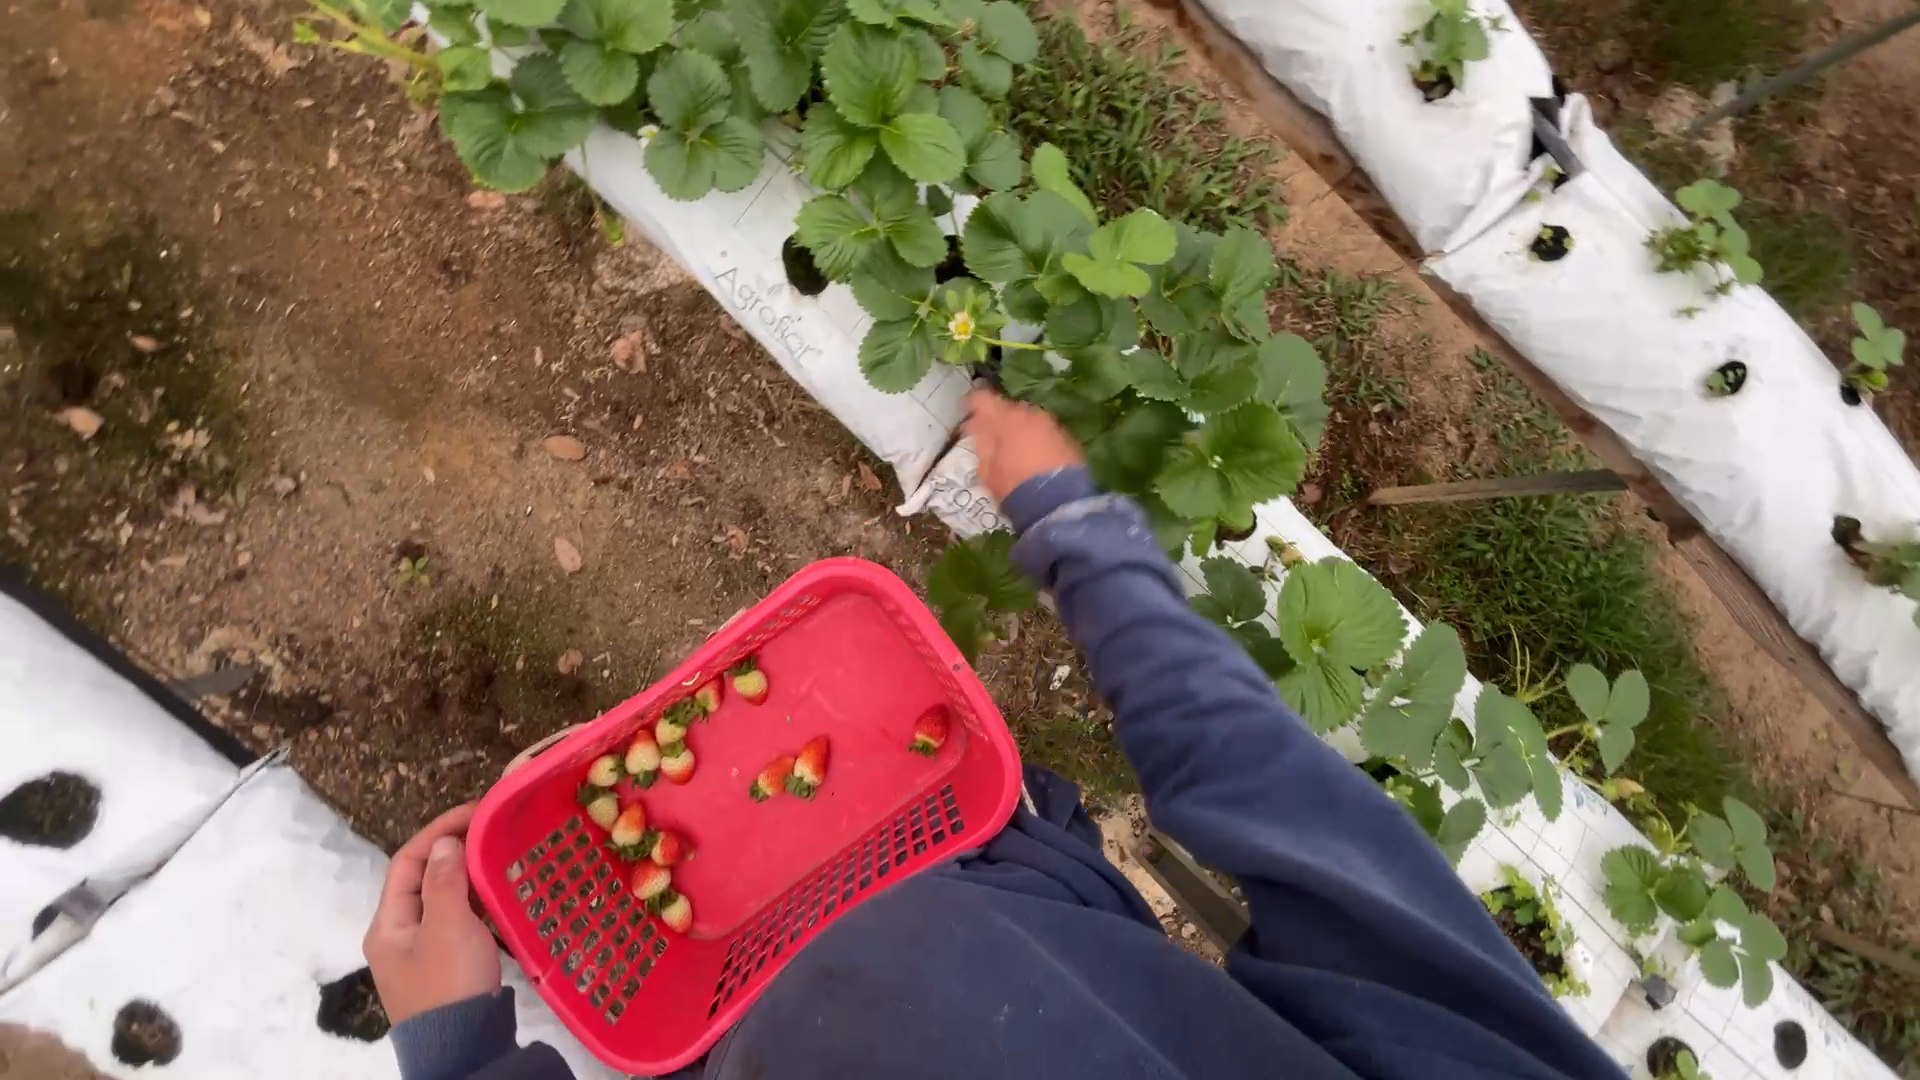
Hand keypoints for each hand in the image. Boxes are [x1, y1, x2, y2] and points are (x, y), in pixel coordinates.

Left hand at [363, 803, 501, 1024]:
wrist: (461, 1040)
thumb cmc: (449, 979)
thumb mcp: (448, 926)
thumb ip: (444, 881)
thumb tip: (445, 841)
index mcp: (389, 922)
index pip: (408, 859)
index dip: (440, 829)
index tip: (478, 810)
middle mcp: (400, 930)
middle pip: (425, 873)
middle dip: (457, 845)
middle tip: (495, 826)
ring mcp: (424, 944)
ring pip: (445, 891)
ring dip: (470, 867)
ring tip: (504, 848)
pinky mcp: (449, 955)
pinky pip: (461, 910)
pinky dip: (479, 891)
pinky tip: (503, 884)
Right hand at [963, 387, 1084, 502]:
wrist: (1058, 503)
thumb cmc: (1014, 486)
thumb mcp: (987, 471)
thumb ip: (982, 446)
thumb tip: (982, 433)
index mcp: (1006, 418)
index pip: (983, 399)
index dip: (972, 403)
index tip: (966, 411)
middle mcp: (1031, 414)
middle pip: (1009, 408)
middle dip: (999, 419)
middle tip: (991, 435)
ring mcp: (1052, 424)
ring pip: (1030, 419)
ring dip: (1021, 428)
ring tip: (1015, 447)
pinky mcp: (1069, 438)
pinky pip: (1046, 432)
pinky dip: (1038, 439)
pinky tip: (1036, 455)